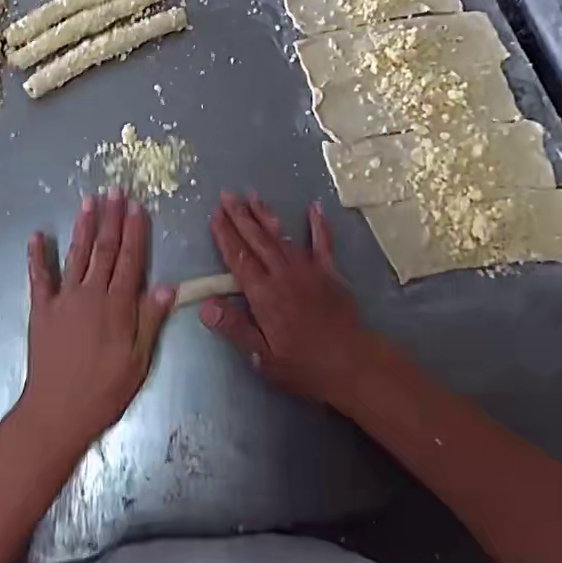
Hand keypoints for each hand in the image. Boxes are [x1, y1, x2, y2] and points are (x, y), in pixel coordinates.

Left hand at [18, 191, 173, 448]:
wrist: (58, 410)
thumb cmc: (105, 390)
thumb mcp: (138, 361)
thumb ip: (150, 320)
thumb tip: (167, 285)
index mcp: (117, 306)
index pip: (130, 260)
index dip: (135, 232)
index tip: (138, 206)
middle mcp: (91, 293)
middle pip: (105, 249)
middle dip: (111, 218)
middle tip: (115, 190)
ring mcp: (64, 298)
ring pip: (77, 254)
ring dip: (83, 226)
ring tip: (88, 200)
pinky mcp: (41, 307)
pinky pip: (39, 276)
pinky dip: (37, 255)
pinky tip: (37, 235)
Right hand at [202, 192, 373, 404]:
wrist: (355, 367)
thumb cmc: (305, 365)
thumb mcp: (263, 357)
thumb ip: (235, 328)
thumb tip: (206, 305)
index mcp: (264, 294)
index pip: (238, 257)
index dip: (225, 234)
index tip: (215, 215)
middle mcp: (282, 274)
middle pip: (256, 239)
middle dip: (239, 215)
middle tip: (226, 195)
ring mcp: (308, 270)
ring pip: (281, 236)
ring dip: (265, 214)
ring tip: (251, 195)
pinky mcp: (330, 273)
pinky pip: (322, 243)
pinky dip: (318, 225)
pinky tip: (314, 207)